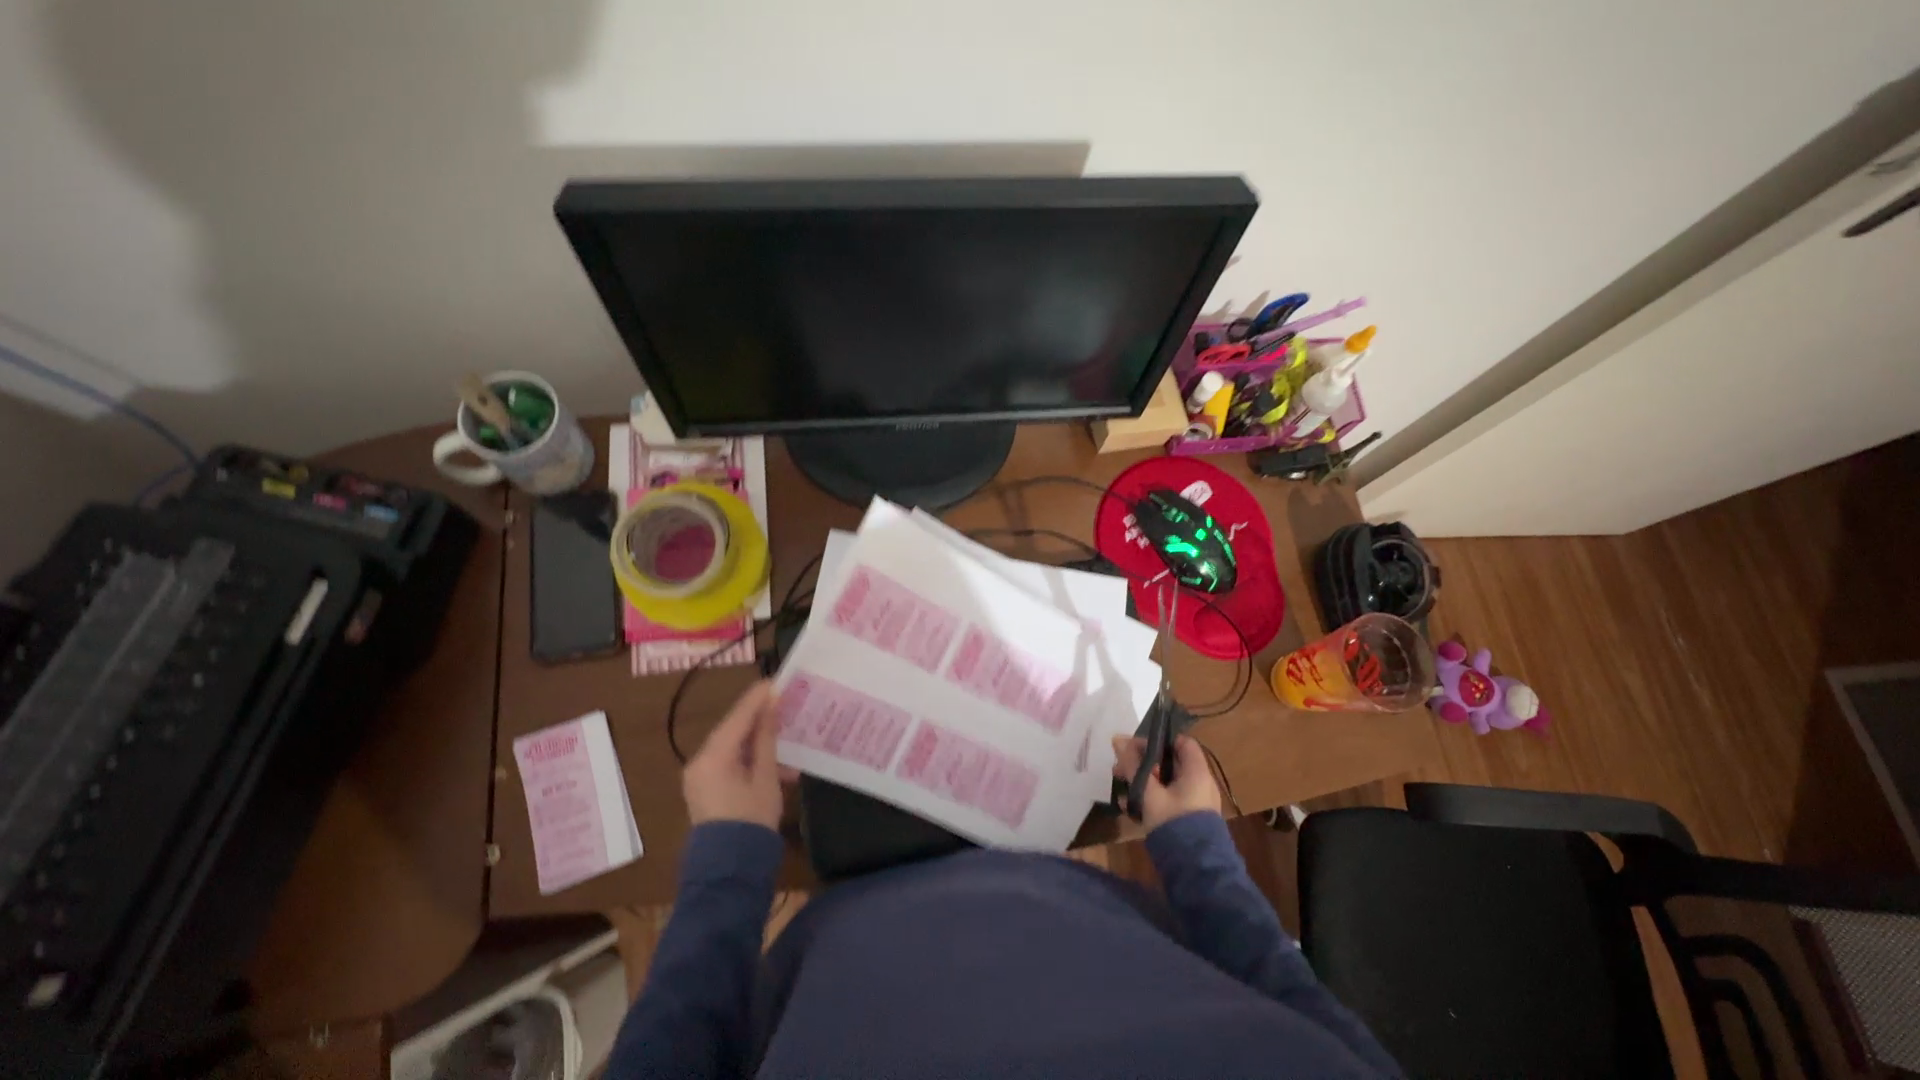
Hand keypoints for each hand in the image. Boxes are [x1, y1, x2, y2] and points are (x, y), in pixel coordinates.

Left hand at [683, 681, 788, 829]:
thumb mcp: (765, 778)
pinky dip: (750, 760)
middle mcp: (700, 761)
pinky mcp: (705, 790)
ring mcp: (700, 777)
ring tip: (787, 740)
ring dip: (758, 743)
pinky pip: (728, 764)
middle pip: (732, 730)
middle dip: (759, 720)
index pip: (738, 717)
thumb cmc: (752, 820)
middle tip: (785, 706)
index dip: (757, 698)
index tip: (776, 681)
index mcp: (713, 756)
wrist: (730, 870)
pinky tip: (775, 765)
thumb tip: (771, 706)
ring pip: (732, 748)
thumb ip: (766, 739)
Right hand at [1111, 735, 1219, 829]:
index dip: (1159, 740)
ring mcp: (1196, 802)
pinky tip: (1129, 807)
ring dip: (1144, 781)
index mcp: (1197, 772)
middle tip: (1120, 769)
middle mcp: (1201, 783)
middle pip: (1171, 763)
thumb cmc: (1173, 822)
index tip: (1136, 746)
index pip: (1182, 742)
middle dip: (1143, 763)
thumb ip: (1134, 766)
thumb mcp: (1149, 793)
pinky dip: (1152, 798)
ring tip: (1121, 789)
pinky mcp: (1189, 818)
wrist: (1195, 868)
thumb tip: (1118, 739)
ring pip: (1167, 782)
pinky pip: (1169, 799)